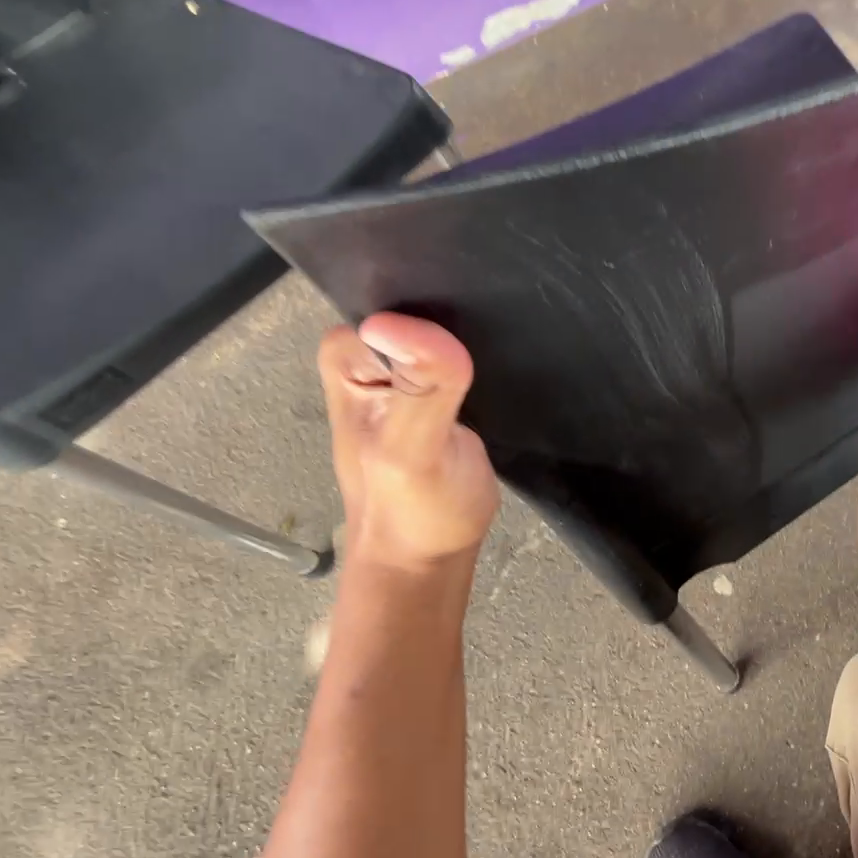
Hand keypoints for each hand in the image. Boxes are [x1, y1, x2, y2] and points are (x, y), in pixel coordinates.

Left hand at [317, 313, 498, 570]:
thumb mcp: (413, 450)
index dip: (436, 313)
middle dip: (464, 321)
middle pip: (428, 306)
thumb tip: (399, 323)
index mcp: (349, 358)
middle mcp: (374, 354)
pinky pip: (469, 351)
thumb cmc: (414, 512)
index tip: (468, 340)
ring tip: (505, 360)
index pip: (396, 301)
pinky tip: (508, 367)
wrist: (431, 556)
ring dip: (482, 338)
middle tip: (494, 353)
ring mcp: (410, 370)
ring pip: (453, 326)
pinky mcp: (446, 387)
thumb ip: (418, 389)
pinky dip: (493, 356)